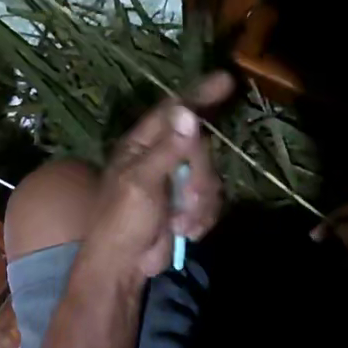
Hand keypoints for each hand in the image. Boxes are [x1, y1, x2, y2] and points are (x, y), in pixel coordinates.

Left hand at [78, 72, 234, 282]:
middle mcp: (161, 158)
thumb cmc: (121, 221)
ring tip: (180, 223)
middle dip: (199, 176)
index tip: (227, 81)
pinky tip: (185, 232)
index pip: (173, 111)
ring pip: (210, 177)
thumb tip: (188, 113)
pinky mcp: (188, 206)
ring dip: (200, 204)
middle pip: (199, 147)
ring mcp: (176, 182)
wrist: (124, 266)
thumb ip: (167, 149)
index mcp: (142, 145)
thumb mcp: (141, 182)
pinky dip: (202, 219)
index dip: (199, 95)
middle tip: (186, 199)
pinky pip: (213, 202)